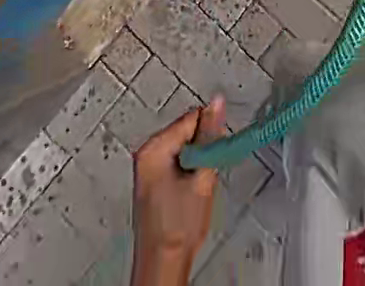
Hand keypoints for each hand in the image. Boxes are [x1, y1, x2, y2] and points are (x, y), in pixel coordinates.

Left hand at [130, 96, 226, 285]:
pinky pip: (180, 160)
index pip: (192, 118)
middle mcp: (146, 154)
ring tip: (199, 185)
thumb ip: (210, 135)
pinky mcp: (154, 179)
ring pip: (187, 146)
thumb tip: (217, 102)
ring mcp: (148, 168)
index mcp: (152, 149)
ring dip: (199, 159)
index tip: (215, 152)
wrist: (165, 263)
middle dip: (204, 147)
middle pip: (188, 131)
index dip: (210, 134)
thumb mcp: (202, 174)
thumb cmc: (179, 225)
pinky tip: (192, 191)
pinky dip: (192, 170)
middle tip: (205, 174)